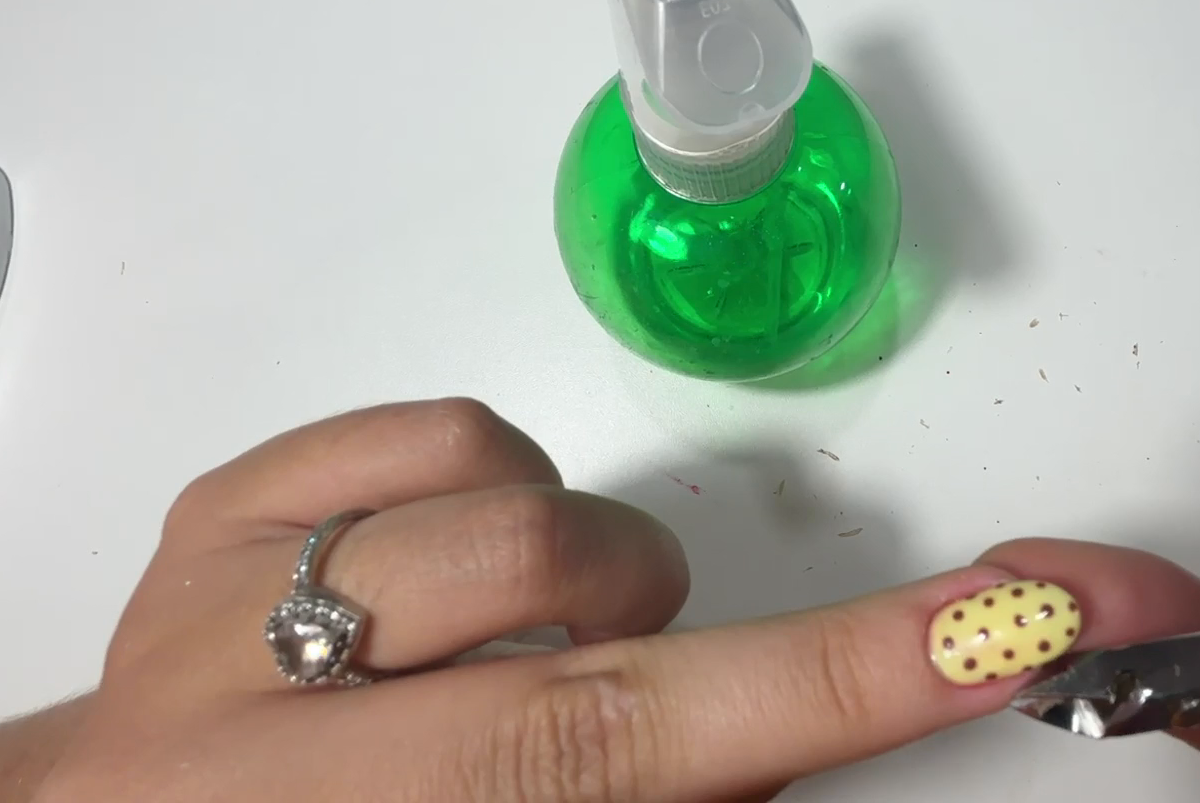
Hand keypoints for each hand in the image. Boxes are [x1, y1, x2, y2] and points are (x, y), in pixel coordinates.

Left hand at [18, 399, 1199, 801]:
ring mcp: (218, 615)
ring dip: (567, 563)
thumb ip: (642, 779)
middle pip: (572, 616)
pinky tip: (427, 551)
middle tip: (625, 636)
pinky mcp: (212, 518)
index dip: (848, 679)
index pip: (662, 747)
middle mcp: (262, 745)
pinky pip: (428, 432)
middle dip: (652, 609)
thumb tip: (764, 747)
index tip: (987, 622)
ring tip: (508, 623)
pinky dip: (474, 474)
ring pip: (515, 502)